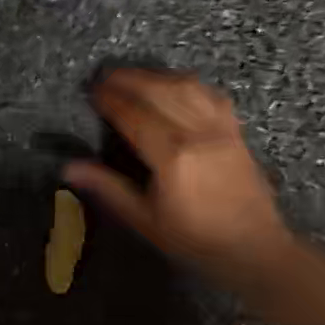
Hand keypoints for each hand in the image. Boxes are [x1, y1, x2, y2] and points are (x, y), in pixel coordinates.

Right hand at [64, 69, 294, 275]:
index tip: (91, 91)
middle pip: (158, 91)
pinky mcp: (235, 130)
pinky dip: (187, 83)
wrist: (255, 249)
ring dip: (155, 75)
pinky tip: (173, 84)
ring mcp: (220, 129)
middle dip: (128, 79)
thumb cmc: (194, 240)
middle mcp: (197, 134)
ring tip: (133, 76)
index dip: (110, 100)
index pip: (133, 115)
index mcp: (172, 157)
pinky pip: (210, 93)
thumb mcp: (145, 220)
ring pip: (185, 86)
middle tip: (105, 76)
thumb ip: (108, 188)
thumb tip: (69, 168)